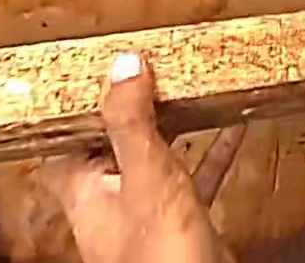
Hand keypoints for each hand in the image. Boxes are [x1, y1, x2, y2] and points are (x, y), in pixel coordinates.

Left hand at [43, 53, 247, 262]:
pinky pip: (197, 174)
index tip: (98, 68)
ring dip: (175, 123)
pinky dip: (214, 148)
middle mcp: (113, 204)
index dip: (78, 109)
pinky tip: (237, 123)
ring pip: (157, 157)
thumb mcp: (146, 175)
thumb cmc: (161, 249)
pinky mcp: (185, 222)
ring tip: (193, 84)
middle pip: (114, 146)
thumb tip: (122, 61)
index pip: (67, 146)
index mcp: (88, 195)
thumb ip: (132, 123)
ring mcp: (150, 215)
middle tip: (155, 65)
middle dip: (135, 107)